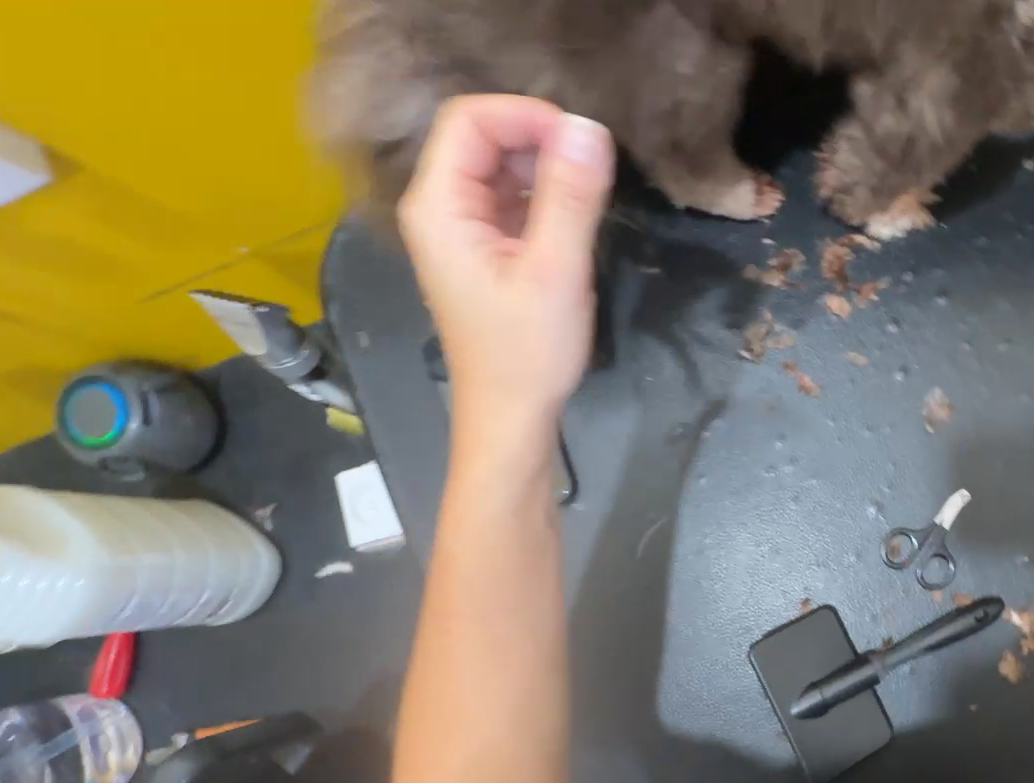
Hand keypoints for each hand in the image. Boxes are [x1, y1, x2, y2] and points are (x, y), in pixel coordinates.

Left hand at [397, 95, 614, 450]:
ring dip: (546, 171)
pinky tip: (576, 220)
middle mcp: (441, 209)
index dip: (527, 117)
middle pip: (483, 140)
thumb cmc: (528, 351)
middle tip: (594, 169)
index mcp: (439, 206)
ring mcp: (462, 232)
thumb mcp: (556, 271)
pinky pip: (512, 203)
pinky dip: (545, 200)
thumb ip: (571, 197)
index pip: (470, 120)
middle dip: (540, 143)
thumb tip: (591, 129)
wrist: (512, 415)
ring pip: (501, 171)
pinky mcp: (486, 253)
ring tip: (591, 195)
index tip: (583, 141)